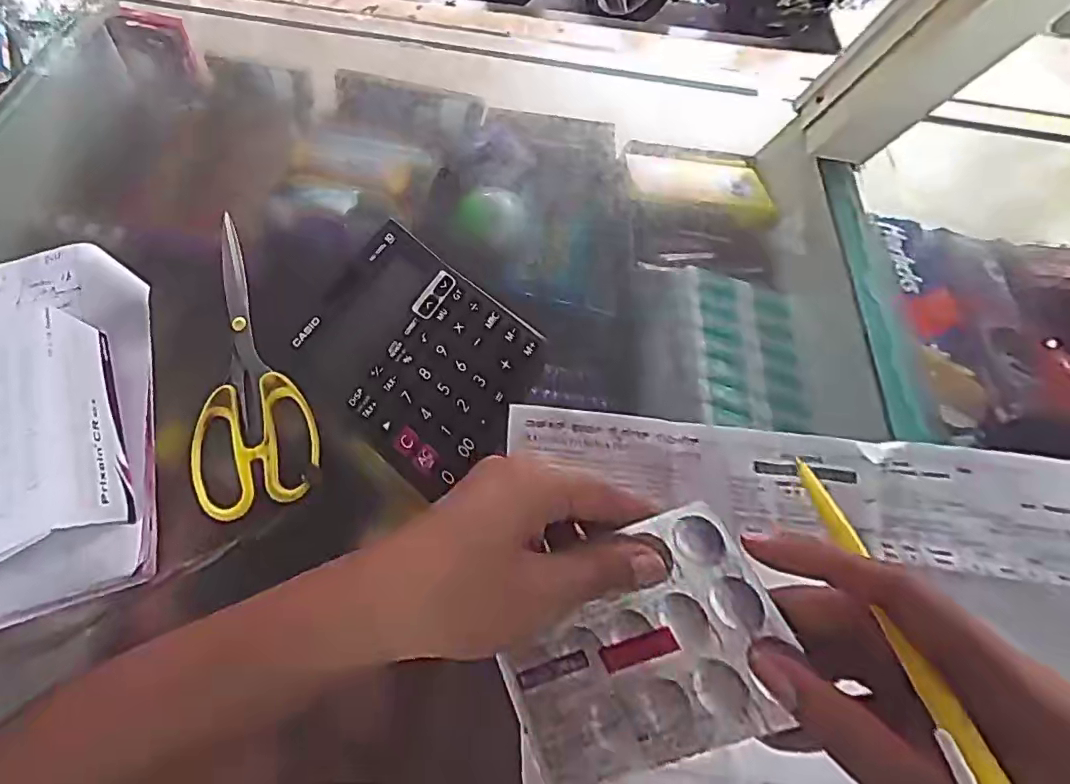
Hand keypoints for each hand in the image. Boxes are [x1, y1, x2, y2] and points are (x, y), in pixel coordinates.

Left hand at [345, 455, 664, 661]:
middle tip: (655, 576)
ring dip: (583, 540)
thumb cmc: (468, 594)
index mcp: (535, 479)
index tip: (684, 547)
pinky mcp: (476, 506)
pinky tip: (566, 578)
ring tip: (616, 586)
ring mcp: (491, 486)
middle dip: (615, 532)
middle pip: (580, 494)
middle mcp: (514, 470)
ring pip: (554, 506)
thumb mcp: (545, 589)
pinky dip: (552, 542)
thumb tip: (653, 555)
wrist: (385, 599)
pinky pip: (529, 515)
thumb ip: (602, 568)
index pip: (607, 492)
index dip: (646, 520)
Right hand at [744, 533, 1069, 783]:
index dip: (822, 560)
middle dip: (802, 631)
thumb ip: (858, 736)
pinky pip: (902, 705)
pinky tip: (802, 726)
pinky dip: (848, 709)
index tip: (753, 546)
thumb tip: (769, 665)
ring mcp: (1002, 716)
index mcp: (1027, 695)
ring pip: (885, 667)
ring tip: (759, 698)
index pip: (906, 593)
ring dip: (816, 675)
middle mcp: (1013, 689)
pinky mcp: (988, 740)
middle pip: (885, 629)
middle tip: (736, 644)